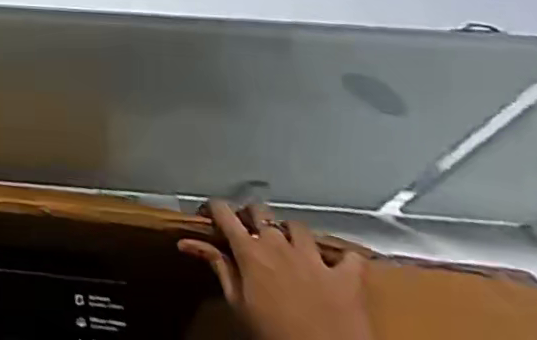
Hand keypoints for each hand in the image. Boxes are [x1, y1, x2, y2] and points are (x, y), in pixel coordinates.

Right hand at [177, 200, 372, 339]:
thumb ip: (218, 267)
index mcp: (250, 251)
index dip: (214, 209)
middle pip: (261, 212)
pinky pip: (351, 257)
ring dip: (292, 232)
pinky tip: (338, 265)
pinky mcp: (349, 279)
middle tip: (251, 230)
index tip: (210, 215)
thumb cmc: (274, 335)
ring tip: (291, 245)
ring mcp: (316, 260)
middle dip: (253, 216)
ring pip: (299, 227)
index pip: (224, 213)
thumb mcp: (239, 305)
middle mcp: (280, 246)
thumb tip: (185, 242)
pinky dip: (345, 258)